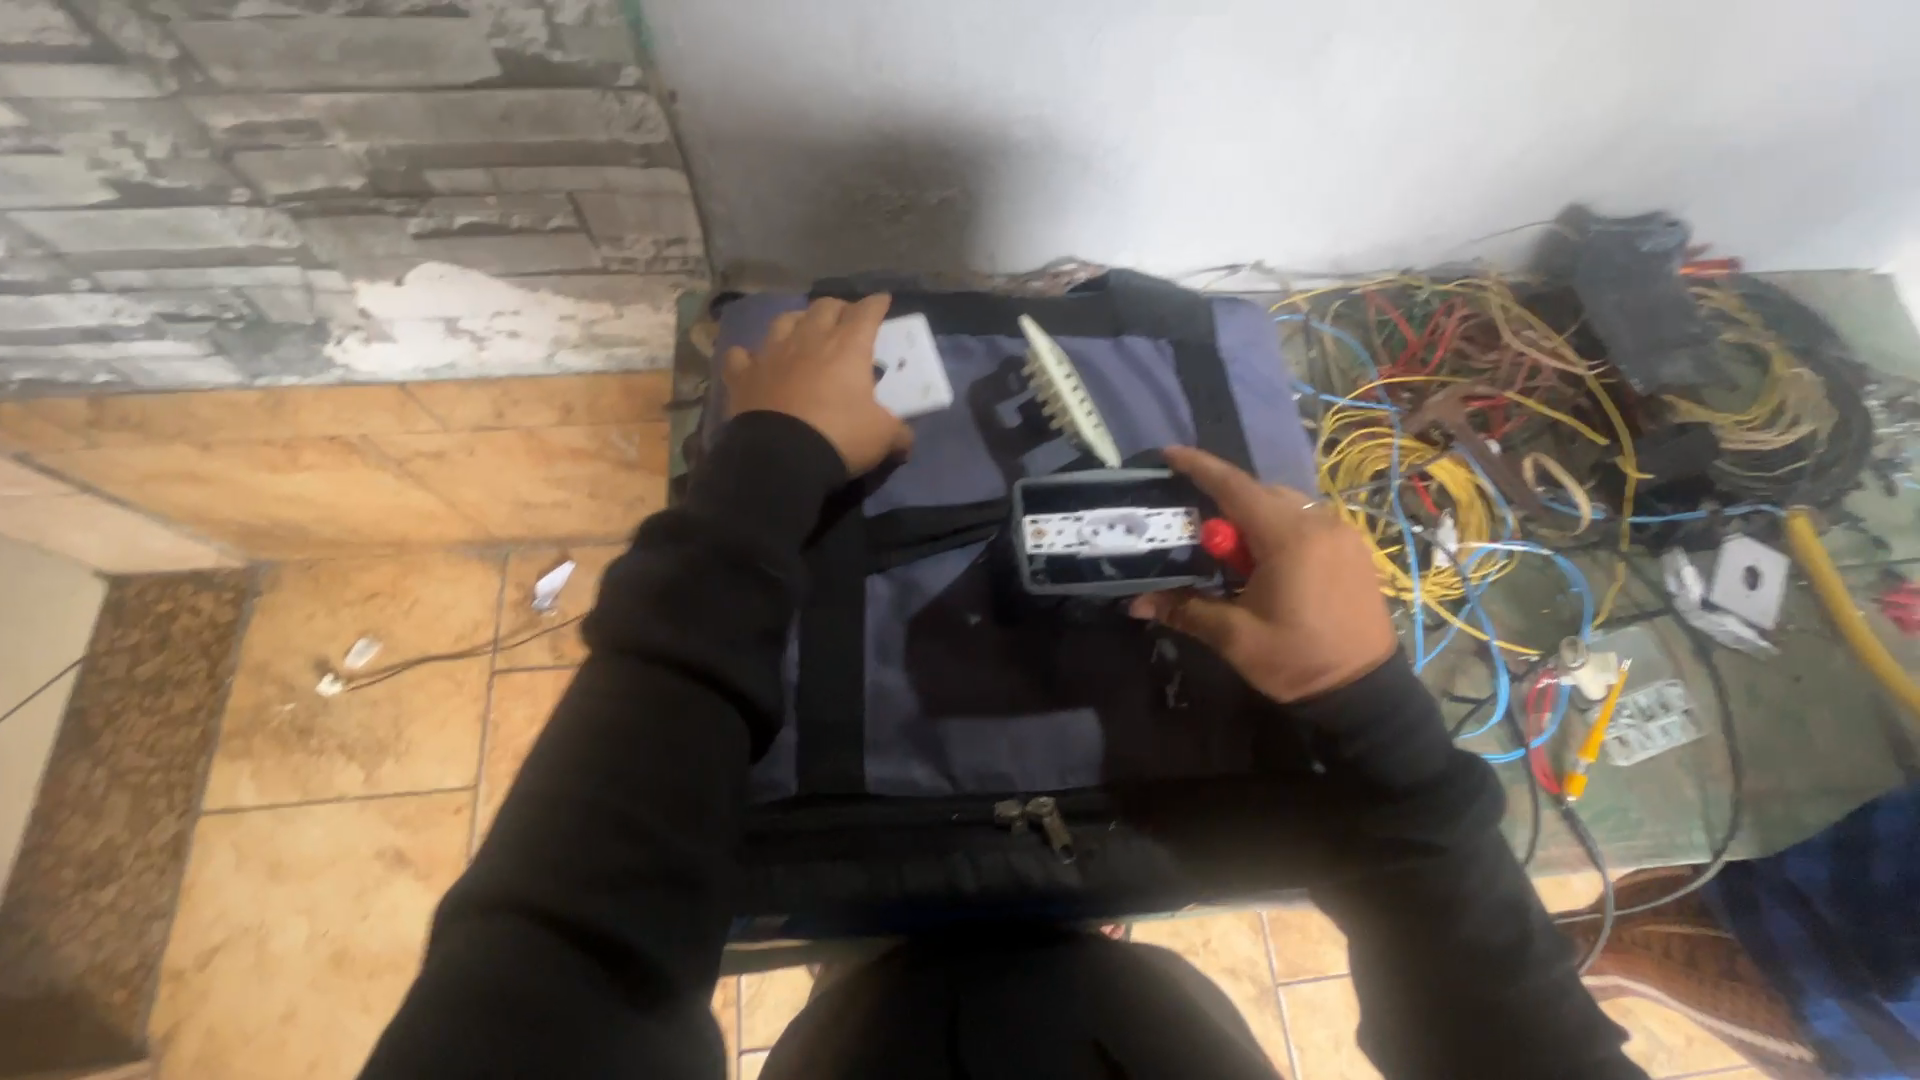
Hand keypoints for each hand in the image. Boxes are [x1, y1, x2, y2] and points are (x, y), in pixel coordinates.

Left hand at [722, 294, 912, 474]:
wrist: (781, 458)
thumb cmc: (840, 437)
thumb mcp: (882, 437)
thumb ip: (898, 432)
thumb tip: (907, 439)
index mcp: (848, 347)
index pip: (866, 313)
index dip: (876, 305)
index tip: (882, 301)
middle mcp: (809, 340)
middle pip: (824, 307)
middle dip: (838, 308)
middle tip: (846, 319)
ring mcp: (772, 354)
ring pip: (784, 321)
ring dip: (797, 321)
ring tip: (803, 331)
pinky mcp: (743, 375)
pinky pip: (741, 355)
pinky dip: (749, 356)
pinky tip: (753, 361)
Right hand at [1129, 446, 1397, 702]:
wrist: (1364, 692)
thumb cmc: (1297, 660)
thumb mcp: (1234, 637)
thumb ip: (1184, 609)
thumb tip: (1136, 602)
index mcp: (1289, 538)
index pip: (1235, 487)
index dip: (1199, 468)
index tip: (1168, 455)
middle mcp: (1319, 523)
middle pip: (1259, 492)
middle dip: (1222, 501)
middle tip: (1193, 526)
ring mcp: (1341, 534)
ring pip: (1283, 505)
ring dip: (1251, 517)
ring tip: (1228, 551)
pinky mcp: (1352, 549)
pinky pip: (1305, 521)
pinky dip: (1277, 528)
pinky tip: (1262, 560)